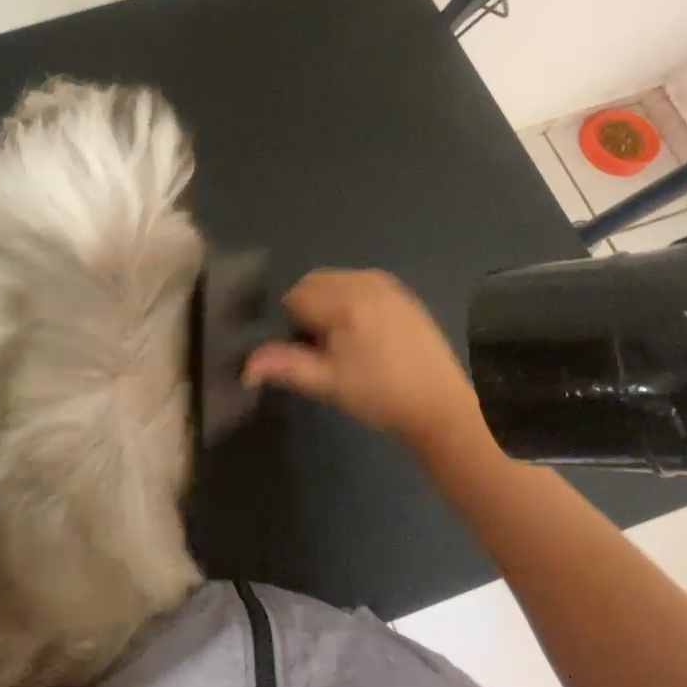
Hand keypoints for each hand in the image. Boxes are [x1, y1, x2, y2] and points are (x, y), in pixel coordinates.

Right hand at [242, 269, 488, 451]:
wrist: (440, 405)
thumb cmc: (379, 395)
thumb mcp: (326, 383)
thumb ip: (284, 366)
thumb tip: (245, 367)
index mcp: (344, 300)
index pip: (294, 297)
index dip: (295, 327)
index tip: (313, 353)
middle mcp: (364, 281)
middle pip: (312, 283)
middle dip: (310, 310)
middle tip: (327, 350)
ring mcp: (386, 284)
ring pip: (335, 282)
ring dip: (328, 304)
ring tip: (347, 344)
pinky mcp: (401, 292)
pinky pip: (359, 284)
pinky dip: (350, 301)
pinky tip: (367, 336)